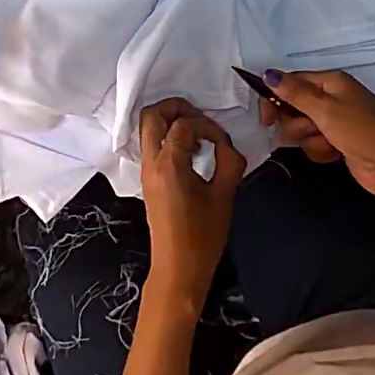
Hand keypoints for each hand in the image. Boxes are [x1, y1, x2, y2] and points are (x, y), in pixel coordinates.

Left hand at [138, 98, 245, 309]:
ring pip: (147, 128)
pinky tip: (192, 152)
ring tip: (198, 136)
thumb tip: (227, 146)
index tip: (223, 142)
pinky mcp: (147, 179)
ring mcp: (145, 171)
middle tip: (200, 117)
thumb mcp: (225, 195)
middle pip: (151, 114)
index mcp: (168, 164)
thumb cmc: (202, 236)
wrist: (178, 267)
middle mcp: (150, 162)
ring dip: (171, 121)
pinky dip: (168, 137)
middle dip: (176, 107)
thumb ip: (230, 162)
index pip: (184, 125)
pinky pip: (151, 145)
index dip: (207, 126)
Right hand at [260, 69, 374, 201]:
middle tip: (311, 129)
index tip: (266, 118)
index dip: (274, 98)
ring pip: (300, 129)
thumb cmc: (367, 133)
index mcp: (330, 83)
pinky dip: (319, 151)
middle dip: (296, 123)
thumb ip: (295, 93)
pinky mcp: (336, 143)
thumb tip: (268, 74)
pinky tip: (334, 154)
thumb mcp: (327, 110)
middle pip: (291, 108)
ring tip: (328, 143)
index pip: (289, 83)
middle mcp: (330, 99)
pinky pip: (311, 144)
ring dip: (309, 140)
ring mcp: (333, 122)